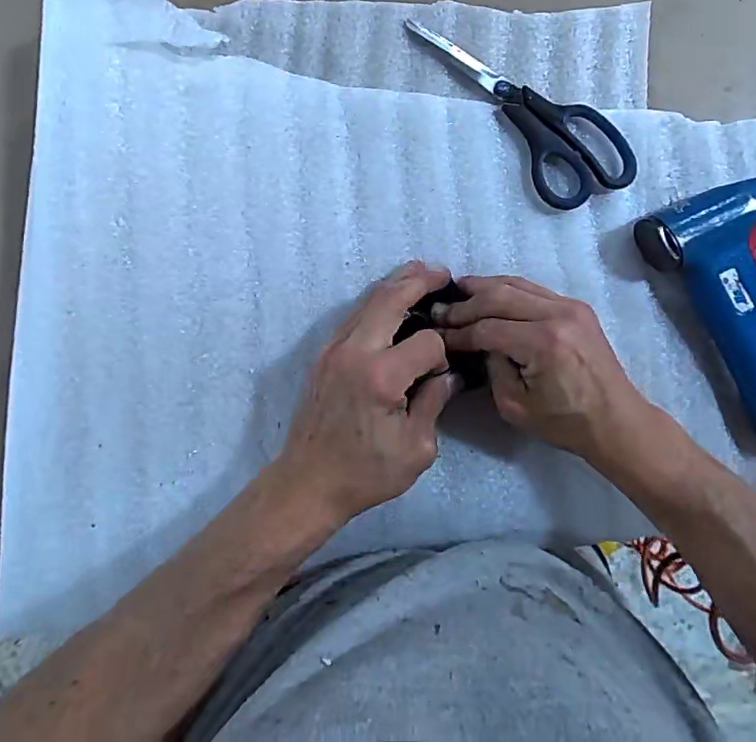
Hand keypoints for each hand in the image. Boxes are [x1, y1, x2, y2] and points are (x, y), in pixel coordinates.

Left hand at [269, 261, 457, 525]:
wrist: (306, 483)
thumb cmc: (365, 473)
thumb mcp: (416, 449)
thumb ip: (435, 403)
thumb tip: (449, 374)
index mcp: (381, 378)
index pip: (427, 342)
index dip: (443, 352)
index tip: (442, 373)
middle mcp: (355, 353)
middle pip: (391, 299)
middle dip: (420, 281)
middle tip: (444, 273)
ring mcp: (334, 349)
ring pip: (368, 300)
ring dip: (397, 283)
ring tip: (422, 272)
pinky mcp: (324, 353)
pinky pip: (355, 314)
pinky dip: (378, 300)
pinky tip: (393, 298)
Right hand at [437, 276, 655, 465]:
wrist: (615, 419)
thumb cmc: (566, 422)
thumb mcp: (515, 406)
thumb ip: (492, 369)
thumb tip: (479, 343)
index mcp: (544, 342)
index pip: (487, 328)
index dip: (458, 332)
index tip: (436, 335)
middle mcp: (557, 315)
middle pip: (499, 297)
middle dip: (466, 304)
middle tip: (440, 310)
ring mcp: (570, 306)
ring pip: (516, 284)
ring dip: (484, 287)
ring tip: (458, 291)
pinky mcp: (576, 306)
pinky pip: (534, 289)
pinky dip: (508, 289)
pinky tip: (489, 293)